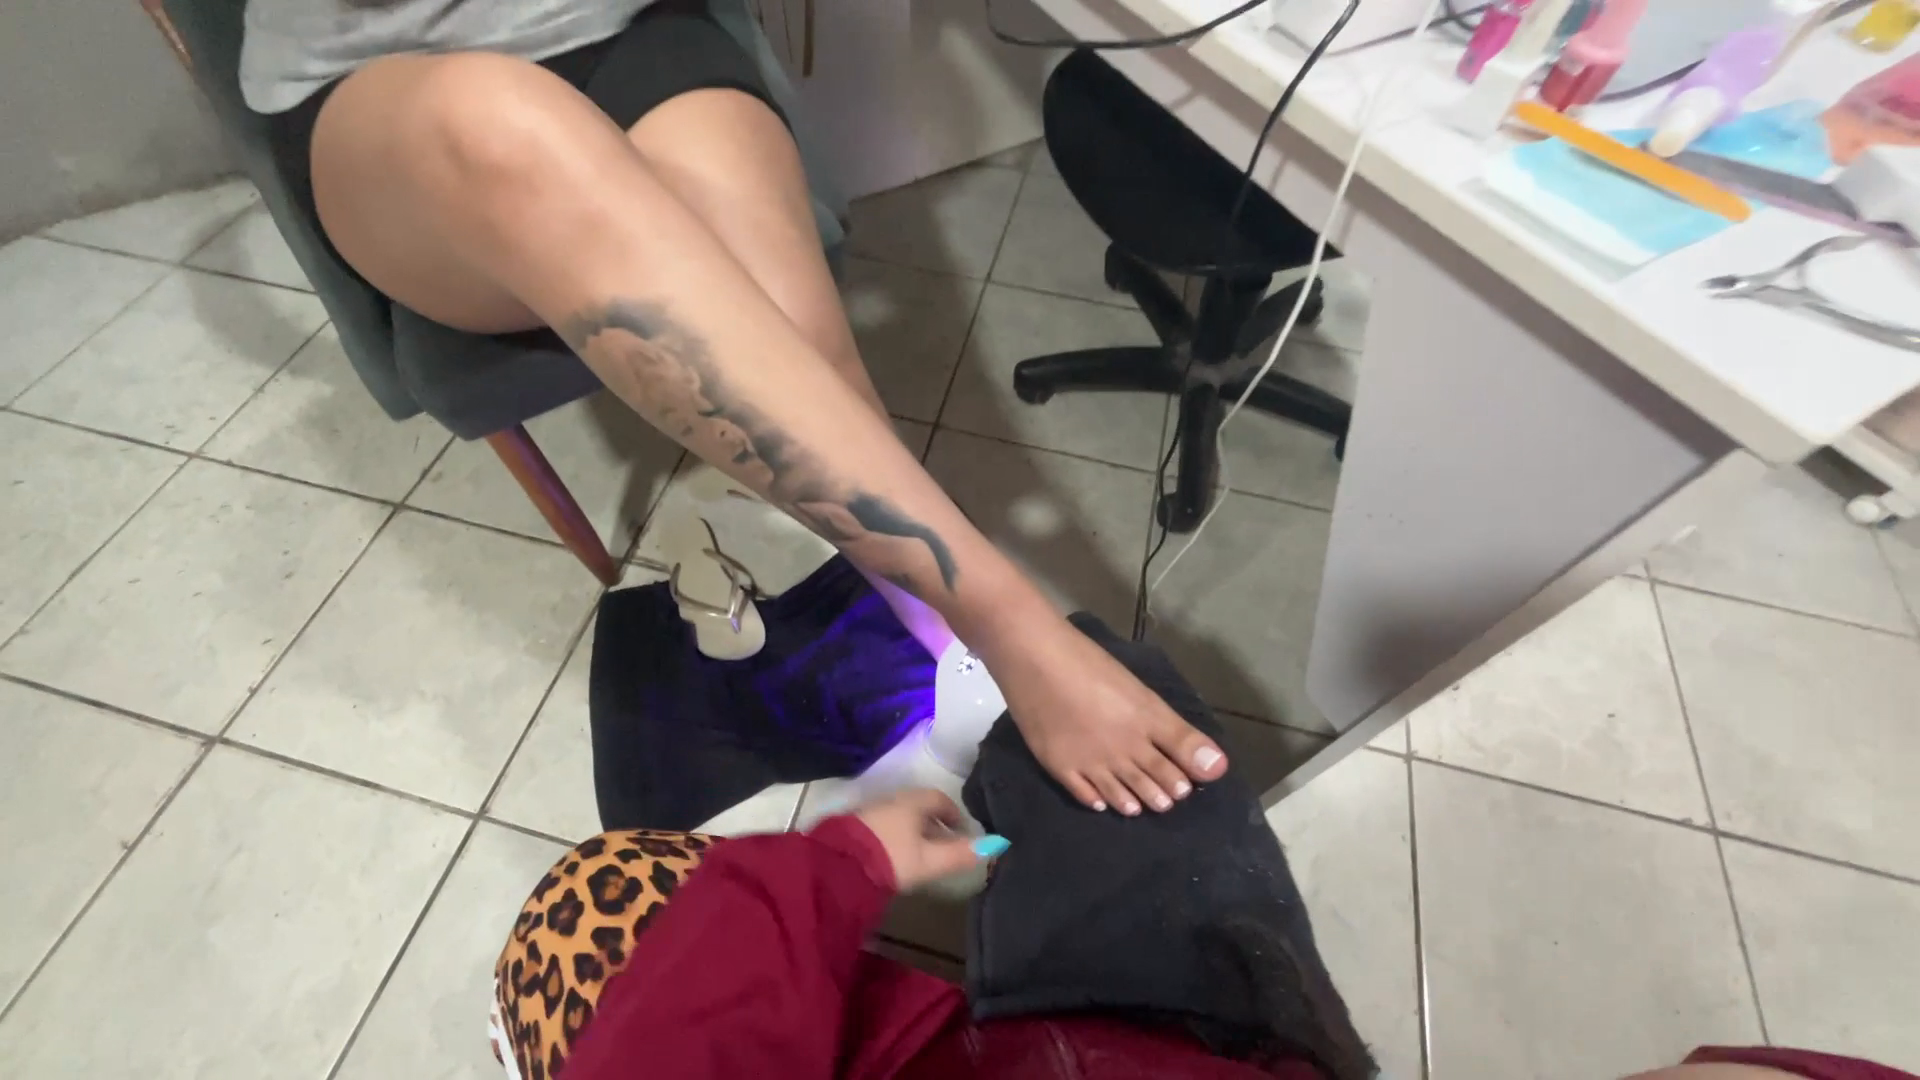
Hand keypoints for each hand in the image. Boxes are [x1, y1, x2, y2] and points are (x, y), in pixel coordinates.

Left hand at [853, 789, 985, 891]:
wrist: (840, 866)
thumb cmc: (892, 858)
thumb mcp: (930, 860)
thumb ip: (961, 854)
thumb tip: (998, 844)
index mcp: (912, 801)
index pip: (939, 798)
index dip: (953, 813)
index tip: (962, 830)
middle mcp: (892, 800)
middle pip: (919, 806)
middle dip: (934, 823)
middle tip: (945, 844)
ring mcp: (871, 811)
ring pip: (900, 816)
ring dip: (914, 830)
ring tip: (922, 854)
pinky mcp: (855, 826)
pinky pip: (884, 825)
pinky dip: (896, 836)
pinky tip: (896, 856)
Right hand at [973, 617, 1226, 815]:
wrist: (1034, 656)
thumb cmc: (1087, 661)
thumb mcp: (1141, 692)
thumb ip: (1178, 733)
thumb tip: (1218, 769)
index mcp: (1145, 728)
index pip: (1173, 765)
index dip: (1184, 778)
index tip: (1189, 787)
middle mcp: (1121, 752)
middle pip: (1147, 780)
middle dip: (1160, 793)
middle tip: (1167, 804)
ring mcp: (1089, 762)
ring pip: (1117, 791)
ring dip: (1131, 801)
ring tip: (1138, 810)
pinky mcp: (1058, 765)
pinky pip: (1081, 792)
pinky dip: (1093, 799)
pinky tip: (1098, 803)